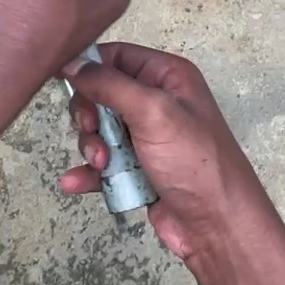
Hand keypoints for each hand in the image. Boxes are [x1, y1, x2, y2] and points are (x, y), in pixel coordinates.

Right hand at [59, 43, 277, 265]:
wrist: (218, 228)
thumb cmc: (193, 162)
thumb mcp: (152, 112)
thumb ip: (109, 84)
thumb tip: (70, 63)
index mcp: (167, 76)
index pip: (116, 56)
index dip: (90, 67)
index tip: (65, 82)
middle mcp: (157, 100)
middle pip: (101, 93)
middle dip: (90, 115)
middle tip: (92, 131)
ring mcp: (147, 136)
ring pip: (99, 129)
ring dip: (91, 146)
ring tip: (101, 165)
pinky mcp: (138, 168)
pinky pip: (103, 162)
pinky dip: (89, 171)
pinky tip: (74, 183)